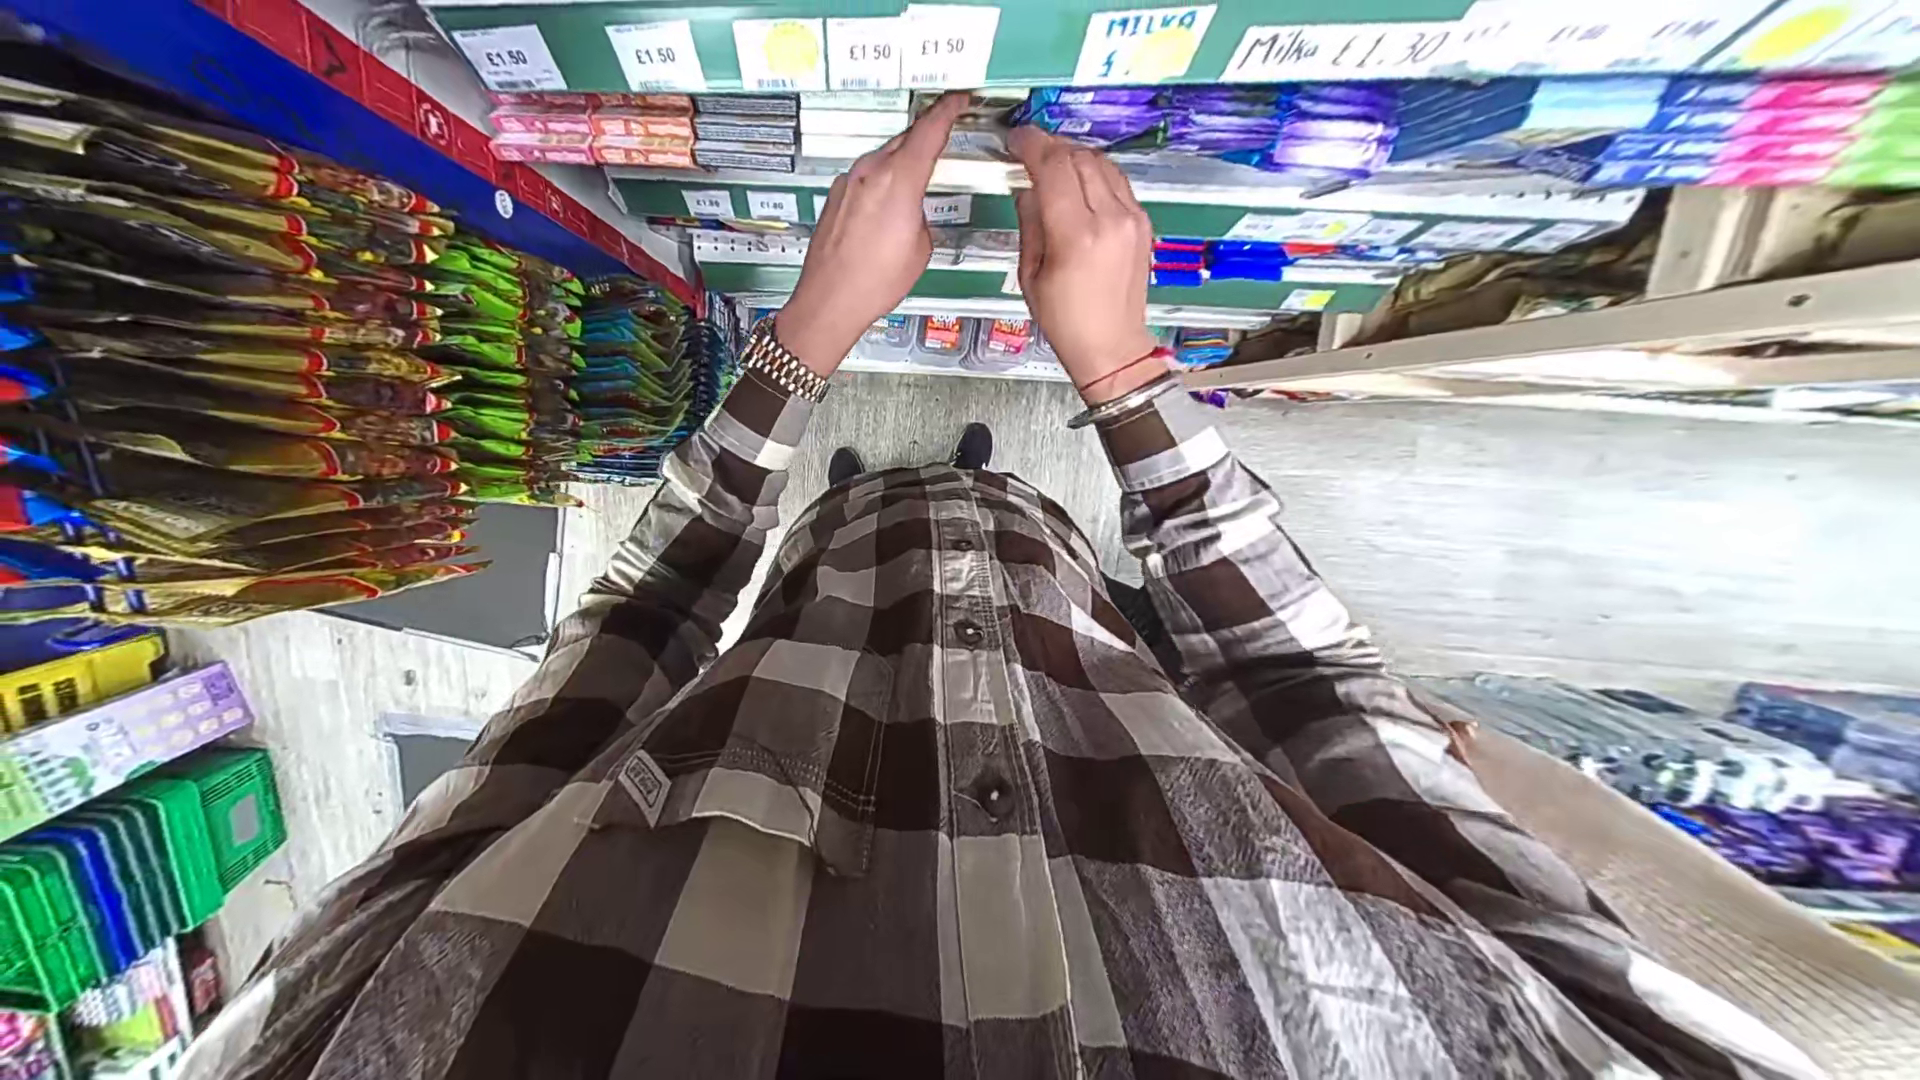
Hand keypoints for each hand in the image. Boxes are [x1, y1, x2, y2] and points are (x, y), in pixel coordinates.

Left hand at [774, 94, 966, 374]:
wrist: (831, 300)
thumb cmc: (871, 282)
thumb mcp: (919, 251)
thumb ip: (922, 218)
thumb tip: (915, 214)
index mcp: (899, 180)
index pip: (930, 129)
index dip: (948, 110)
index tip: (958, 100)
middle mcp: (871, 173)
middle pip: (905, 140)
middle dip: (926, 136)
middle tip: (942, 135)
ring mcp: (849, 183)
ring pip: (883, 159)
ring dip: (902, 163)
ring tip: (916, 180)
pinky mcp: (836, 197)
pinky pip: (866, 179)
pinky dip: (881, 184)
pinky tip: (887, 209)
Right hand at [1009, 127, 1161, 403]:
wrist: (1111, 346)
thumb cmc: (1069, 323)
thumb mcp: (1031, 277)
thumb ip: (1030, 225)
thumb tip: (1028, 190)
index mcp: (1075, 237)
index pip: (1053, 167)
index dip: (1031, 145)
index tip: (1017, 141)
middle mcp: (1109, 221)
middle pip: (1078, 157)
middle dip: (1051, 149)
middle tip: (1032, 153)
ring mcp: (1131, 220)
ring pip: (1101, 163)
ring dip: (1075, 158)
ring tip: (1055, 168)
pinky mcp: (1142, 224)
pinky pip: (1118, 182)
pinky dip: (1096, 175)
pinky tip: (1081, 187)